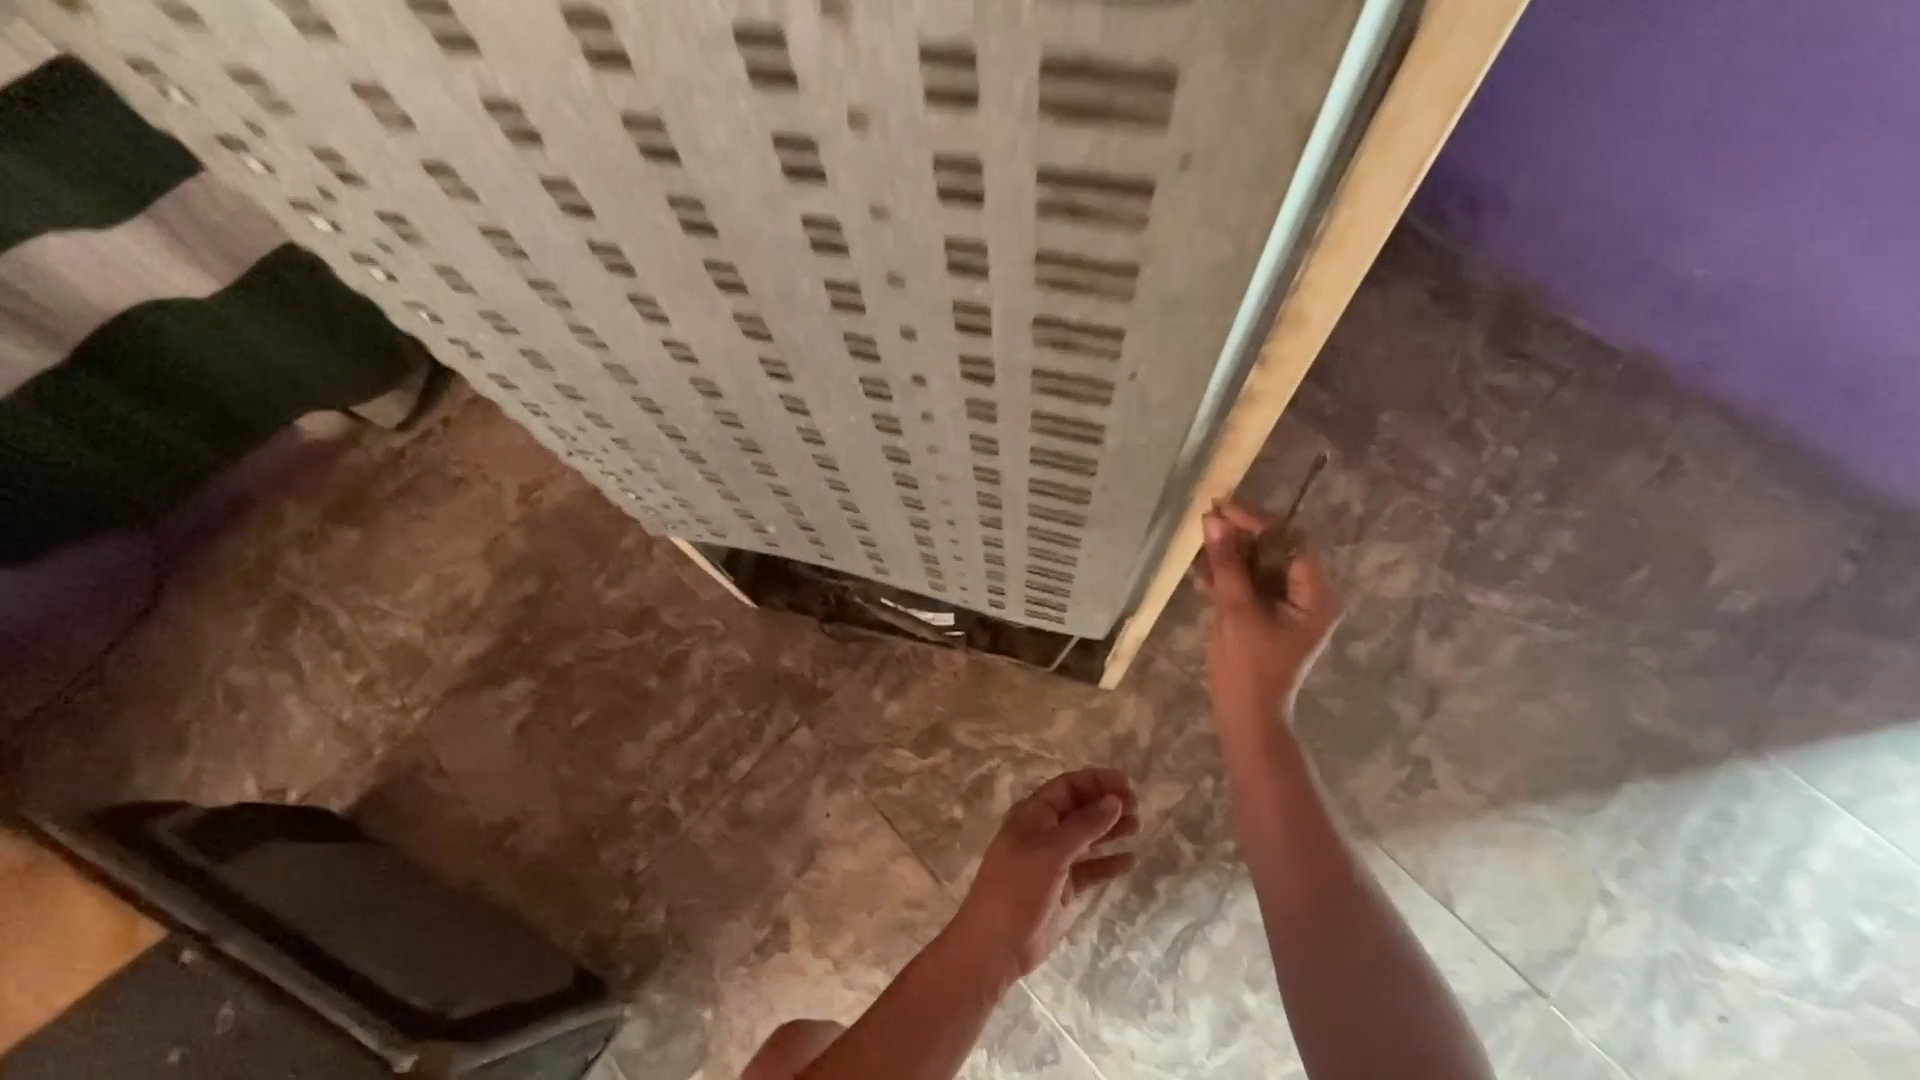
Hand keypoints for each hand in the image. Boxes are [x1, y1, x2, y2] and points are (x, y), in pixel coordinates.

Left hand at [946, 769, 1139, 977]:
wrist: (997, 944)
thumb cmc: (1018, 888)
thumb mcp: (1051, 852)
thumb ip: (1084, 826)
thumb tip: (1114, 800)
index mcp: (1032, 816)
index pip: (1067, 787)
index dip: (1095, 781)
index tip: (1126, 783)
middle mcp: (1042, 833)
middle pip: (1078, 810)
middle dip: (1105, 805)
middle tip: (1137, 806)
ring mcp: (1052, 861)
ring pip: (1086, 838)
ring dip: (1110, 830)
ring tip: (1138, 826)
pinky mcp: (1061, 888)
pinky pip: (1089, 869)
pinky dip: (1107, 863)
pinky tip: (1130, 861)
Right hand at [1196, 500, 1343, 727]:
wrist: (1246, 718)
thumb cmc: (1249, 667)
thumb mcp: (1236, 610)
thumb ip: (1227, 564)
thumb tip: (1212, 521)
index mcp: (1316, 595)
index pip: (1289, 543)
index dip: (1256, 523)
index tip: (1221, 510)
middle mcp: (1308, 596)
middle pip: (1275, 551)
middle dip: (1241, 537)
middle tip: (1206, 524)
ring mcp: (1287, 608)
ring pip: (1259, 567)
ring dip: (1230, 556)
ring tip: (1200, 548)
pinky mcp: (1266, 618)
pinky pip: (1250, 586)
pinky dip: (1228, 577)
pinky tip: (1202, 573)